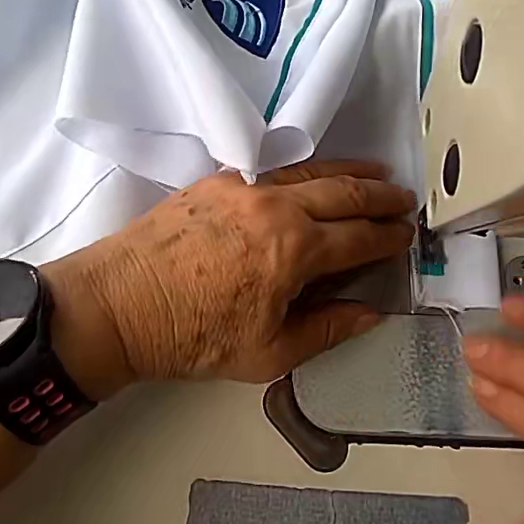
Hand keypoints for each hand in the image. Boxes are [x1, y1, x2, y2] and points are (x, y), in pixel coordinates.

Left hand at [43, 160, 414, 395]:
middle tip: (402, 199)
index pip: (359, 237)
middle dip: (379, 195)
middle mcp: (274, 207)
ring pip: (308, 171)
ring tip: (373, 173)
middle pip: (342, 192)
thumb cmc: (191, 338)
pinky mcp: (212, 183)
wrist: (117, 306)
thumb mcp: (267, 352)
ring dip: (347, 172)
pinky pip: (270, 170)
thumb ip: (326, 330)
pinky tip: (308, 178)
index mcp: (294, 250)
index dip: (388, 238)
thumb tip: (369, 314)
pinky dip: (302, 172)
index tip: (405, 237)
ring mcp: (240, 188)